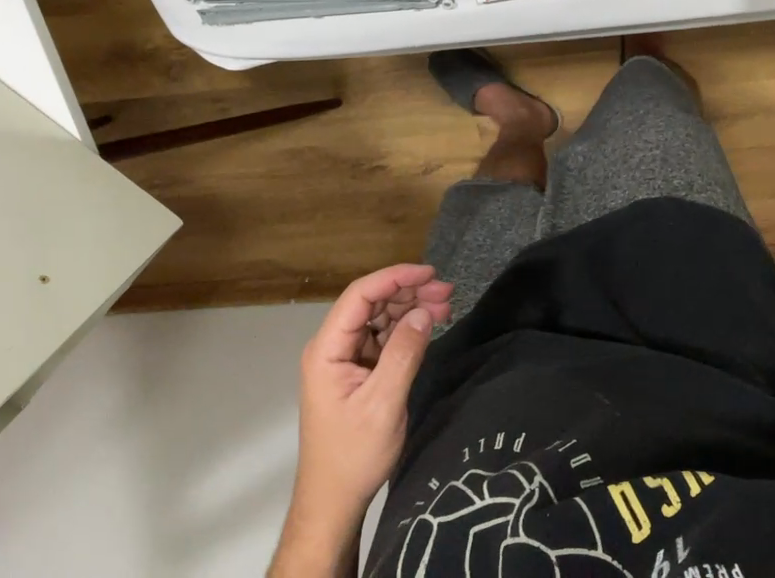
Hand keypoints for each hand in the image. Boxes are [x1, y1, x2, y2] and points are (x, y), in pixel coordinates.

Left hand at [294, 263, 451, 514]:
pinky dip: (408, 329)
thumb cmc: (353, 454)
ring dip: (411, 308)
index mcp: (327, 349)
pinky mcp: (358, 372)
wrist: (335, 500)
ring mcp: (345, 359)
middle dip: (408, 292)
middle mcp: (333, 347)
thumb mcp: (383, 404)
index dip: (394, 278)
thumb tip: (425, 311)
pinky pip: (383, 338)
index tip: (430, 273)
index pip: (359, 296)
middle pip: (371, 303)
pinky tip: (431, 324)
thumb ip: (403, 354)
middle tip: (448, 291)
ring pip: (379, 318)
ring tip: (447, 304)